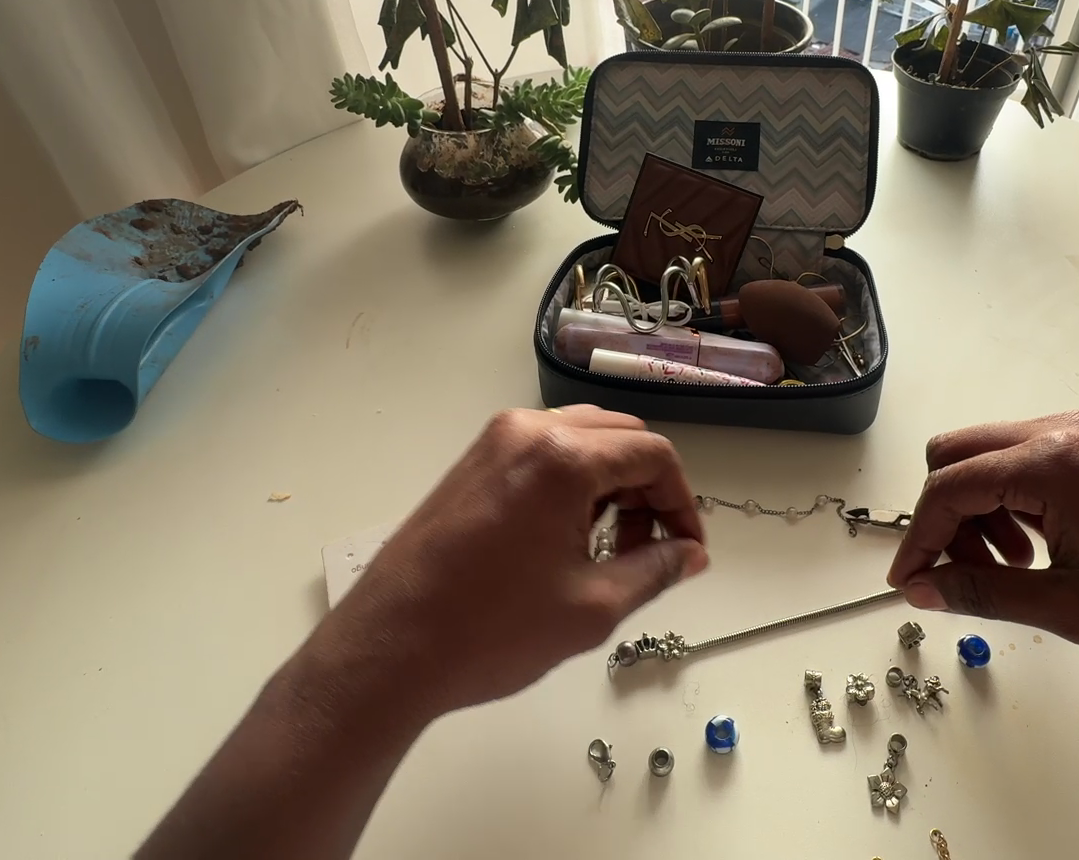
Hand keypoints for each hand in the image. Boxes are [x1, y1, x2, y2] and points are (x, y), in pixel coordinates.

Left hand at [320, 406, 706, 716]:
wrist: (386, 649)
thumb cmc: (493, 630)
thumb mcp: (593, 605)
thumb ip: (656, 569)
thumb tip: (693, 554)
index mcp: (564, 456)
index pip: (653, 455)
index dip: (682, 501)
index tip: (687, 549)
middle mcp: (530, 428)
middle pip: (620, 438)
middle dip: (648, 489)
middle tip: (650, 548)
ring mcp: (496, 439)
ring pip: (584, 439)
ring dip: (612, 482)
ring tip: (608, 545)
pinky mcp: (475, 458)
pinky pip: (546, 450)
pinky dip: (574, 480)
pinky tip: (567, 532)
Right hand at [887, 411, 1078, 667]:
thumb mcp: (1072, 609)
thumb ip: (983, 593)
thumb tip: (918, 591)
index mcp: (1051, 461)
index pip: (949, 487)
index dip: (919, 537)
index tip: (907, 582)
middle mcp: (1061, 430)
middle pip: (957, 454)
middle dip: (945, 515)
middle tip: (963, 573)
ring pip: (990, 455)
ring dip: (979, 508)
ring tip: (1011, 568)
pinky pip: (1027, 459)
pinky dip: (1012, 499)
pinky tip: (1040, 547)